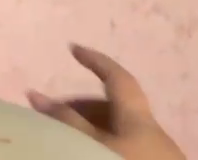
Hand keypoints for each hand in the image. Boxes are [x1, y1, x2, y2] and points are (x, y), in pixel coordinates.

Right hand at [28, 45, 186, 158]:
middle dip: (83, 107)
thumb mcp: (88, 146)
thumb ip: (64, 120)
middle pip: (116, 108)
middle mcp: (156, 134)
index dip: (95, 60)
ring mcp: (162, 156)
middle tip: (56, 117)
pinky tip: (90, 154)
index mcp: (140, 120)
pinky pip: (130, 149)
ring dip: (94, 129)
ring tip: (68, 140)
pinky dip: (107, 146)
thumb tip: (35, 94)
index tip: (72, 48)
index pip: (119, 78)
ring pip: (122, 131)